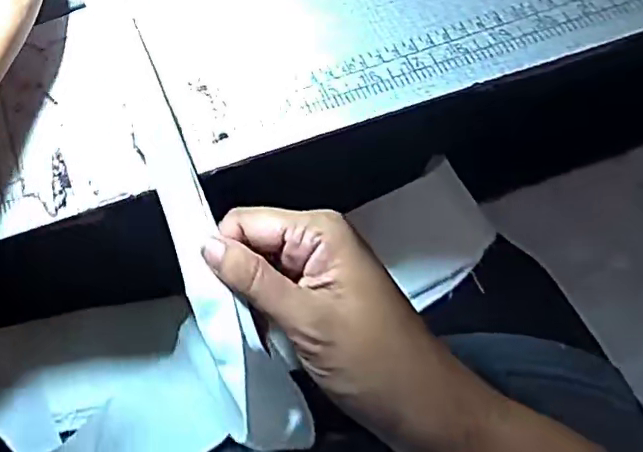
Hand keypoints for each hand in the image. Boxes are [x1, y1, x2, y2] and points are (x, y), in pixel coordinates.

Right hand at [201, 209, 498, 451]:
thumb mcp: (308, 321)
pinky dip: (266, 309)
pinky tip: (277, 334)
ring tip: (267, 330)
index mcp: (319, 230)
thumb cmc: (385, 370)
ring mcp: (319, 265)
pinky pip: (273, 286)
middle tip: (246, 316)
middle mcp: (318, 239)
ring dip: (253, 298)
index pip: (243, 222)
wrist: (435, 419)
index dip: (224, 252)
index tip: (215, 287)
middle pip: (249, 242)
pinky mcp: (319, 289)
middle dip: (239, 278)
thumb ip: (252, 278)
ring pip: (257, 266)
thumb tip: (207, 245)